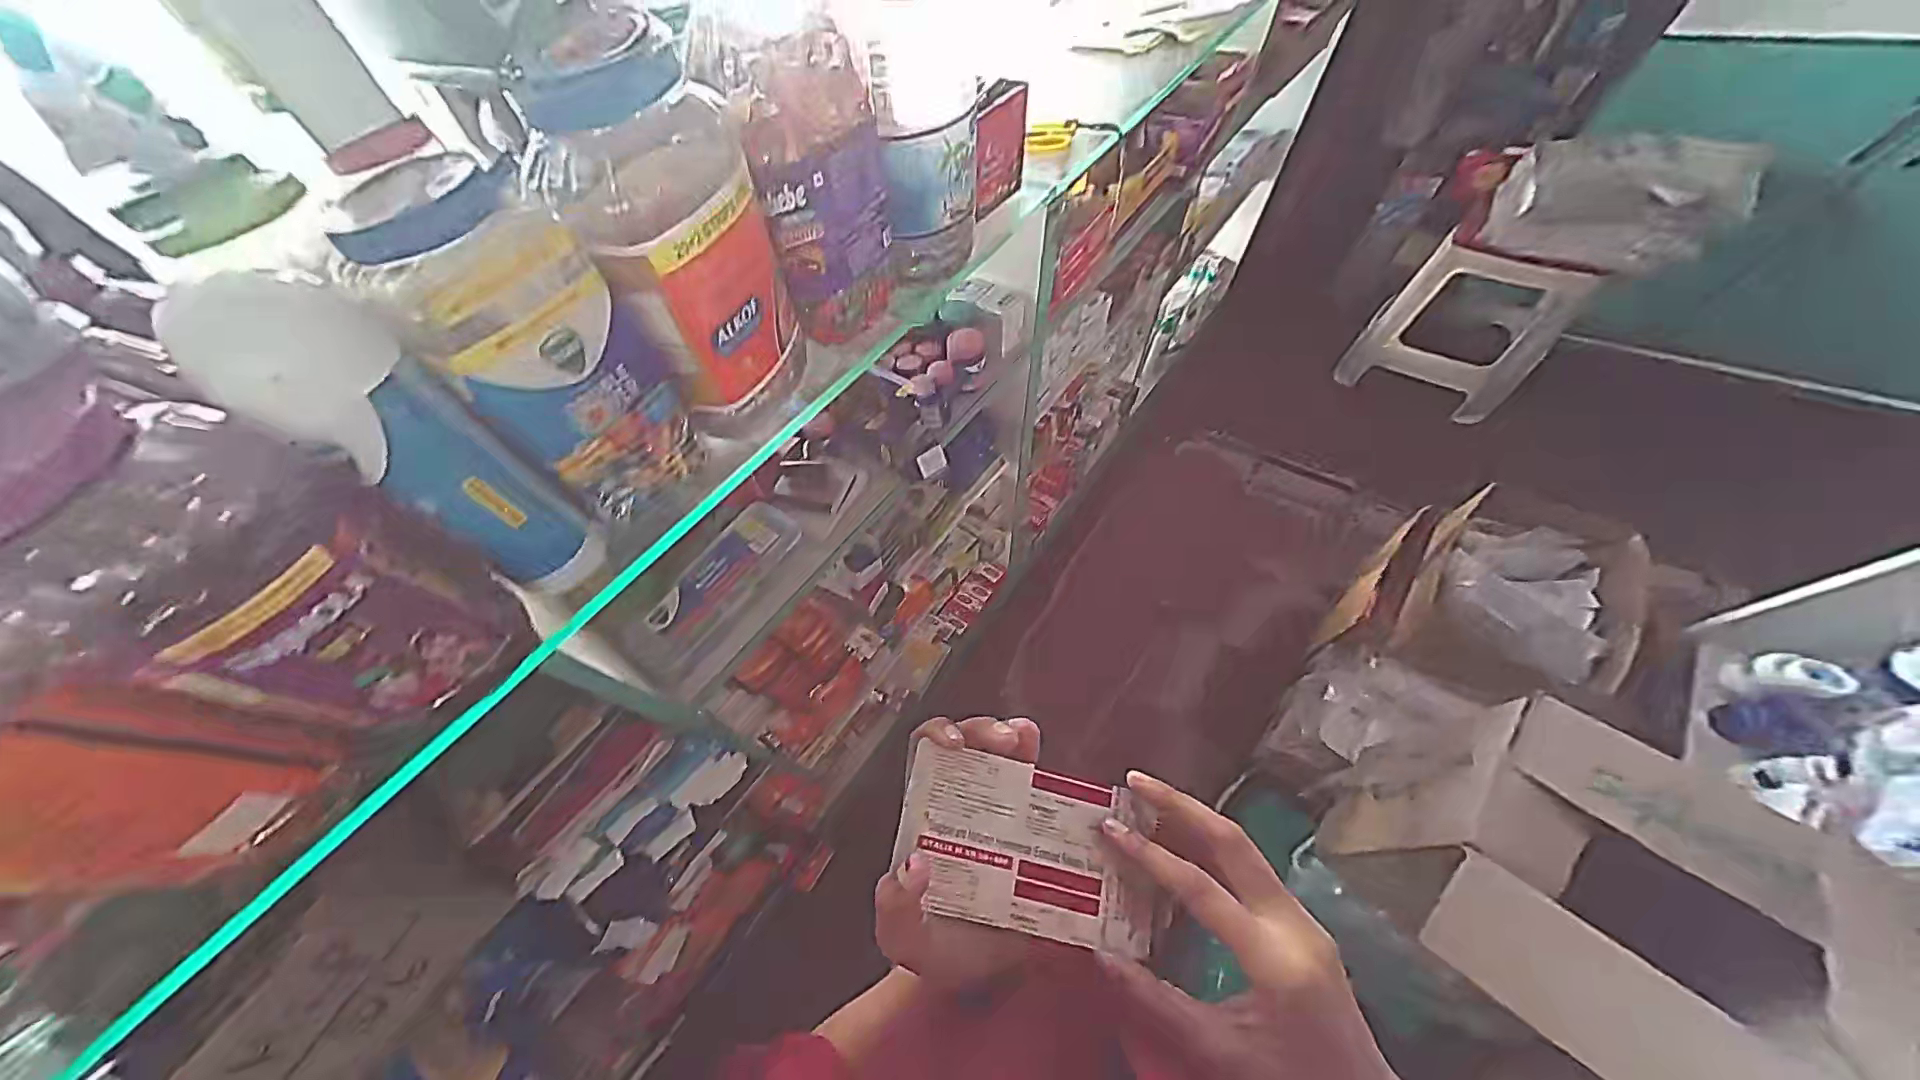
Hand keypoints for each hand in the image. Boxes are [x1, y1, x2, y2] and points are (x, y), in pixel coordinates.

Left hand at [874, 715, 1052, 991]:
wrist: (984, 982)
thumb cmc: (938, 949)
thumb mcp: (906, 938)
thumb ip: (896, 909)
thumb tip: (913, 864)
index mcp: (928, 811)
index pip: (925, 751)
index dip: (936, 735)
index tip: (952, 744)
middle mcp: (964, 800)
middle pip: (970, 742)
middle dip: (985, 730)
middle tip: (1004, 741)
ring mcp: (1002, 810)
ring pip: (1008, 754)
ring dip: (1017, 737)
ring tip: (1025, 740)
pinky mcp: (1036, 828)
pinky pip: (1042, 789)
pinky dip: (1046, 772)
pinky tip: (1050, 768)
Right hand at [1097, 771, 1396, 1079]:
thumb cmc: (1289, 1078)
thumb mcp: (1219, 1049)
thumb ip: (1158, 1003)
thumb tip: (1101, 956)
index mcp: (1274, 956)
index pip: (1202, 889)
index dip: (1150, 856)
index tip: (1111, 828)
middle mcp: (1293, 923)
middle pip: (1233, 842)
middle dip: (1181, 804)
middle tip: (1136, 781)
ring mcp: (1302, 918)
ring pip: (1245, 848)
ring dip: (1197, 818)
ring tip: (1152, 798)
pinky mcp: (1301, 922)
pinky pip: (1251, 869)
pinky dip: (1212, 845)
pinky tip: (1183, 840)